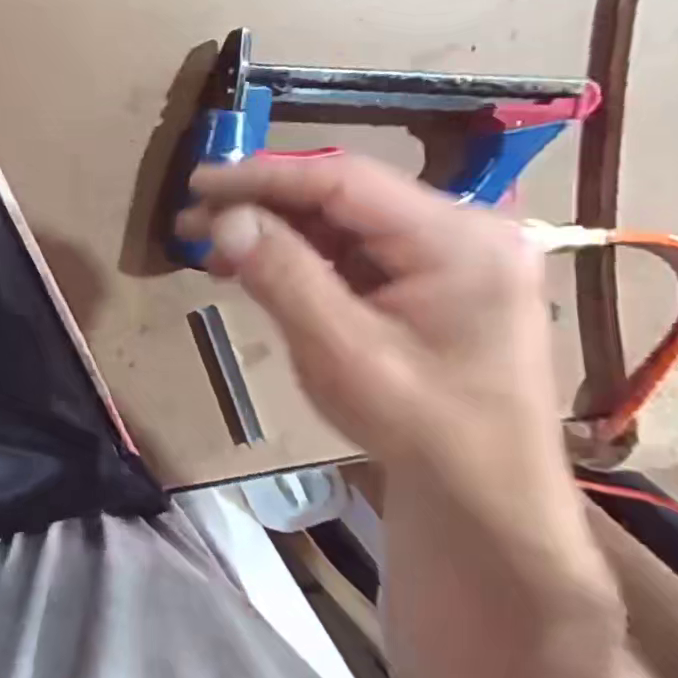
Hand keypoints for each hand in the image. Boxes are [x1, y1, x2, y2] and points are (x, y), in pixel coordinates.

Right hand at [179, 158, 647, 677]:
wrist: (485, 502)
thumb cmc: (423, 434)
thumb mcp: (345, 356)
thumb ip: (284, 278)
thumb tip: (223, 219)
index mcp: (460, 240)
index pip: (343, 180)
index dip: (264, 176)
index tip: (199, 184)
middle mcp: (461, 229)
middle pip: (341, 195)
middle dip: (261, 204)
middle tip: (193, 221)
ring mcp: (447, 251)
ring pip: (338, 218)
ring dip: (272, 228)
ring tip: (210, 246)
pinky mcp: (427, 274)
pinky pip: (349, 246)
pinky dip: (296, 253)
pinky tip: (252, 266)